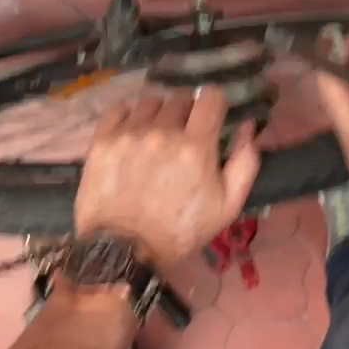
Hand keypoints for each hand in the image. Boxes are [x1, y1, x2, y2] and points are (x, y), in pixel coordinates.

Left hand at [74, 88, 259, 267]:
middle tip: (184, 136)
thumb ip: (245, 162)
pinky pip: (120, 109)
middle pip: (180, 99)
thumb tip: (246, 125)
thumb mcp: (227, 206)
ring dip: (158, 115)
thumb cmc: (181, 232)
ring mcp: (129, 134)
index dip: (215, 104)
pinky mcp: (102, 141)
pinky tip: (133, 133)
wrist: (124, 252)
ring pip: (150, 102)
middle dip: (187, 113)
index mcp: (196, 146)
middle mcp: (162, 132)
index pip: (210, 96)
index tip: (213, 117)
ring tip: (156, 137)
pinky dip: (129, 116)